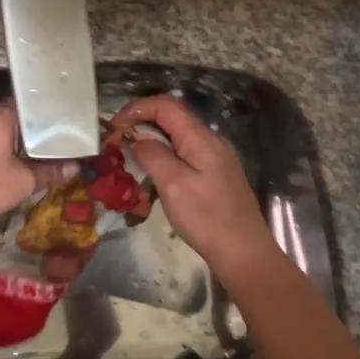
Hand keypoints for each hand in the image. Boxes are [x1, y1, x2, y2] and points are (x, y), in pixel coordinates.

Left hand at [0, 102, 75, 241]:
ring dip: (10, 141)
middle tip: (51, 141)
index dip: (43, 114)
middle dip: (28, 130)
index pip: (24, 105)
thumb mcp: (23, 182)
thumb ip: (50, 172)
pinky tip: (5, 164)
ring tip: (33, 154)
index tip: (60, 123)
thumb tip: (74, 168)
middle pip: (8, 117)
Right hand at [111, 94, 275, 268]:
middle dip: (141, 126)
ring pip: (177, 139)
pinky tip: (154, 178)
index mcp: (201, 138)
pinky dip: (164, 159)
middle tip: (118, 146)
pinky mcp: (216, 176)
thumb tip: (135, 139)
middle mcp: (211, 142)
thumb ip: (151, 155)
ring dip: (151, 144)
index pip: (165, 105)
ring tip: (131, 163)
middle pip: (171, 119)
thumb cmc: (206, 218)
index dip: (136, 109)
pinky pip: (185, 156)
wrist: (244, 253)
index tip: (115, 128)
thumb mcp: (172, 184)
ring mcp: (216, 159)